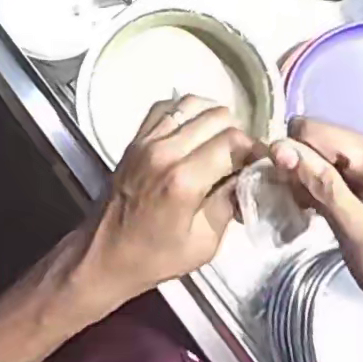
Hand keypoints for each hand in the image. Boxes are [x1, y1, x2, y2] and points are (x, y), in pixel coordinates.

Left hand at [78, 96, 261, 307]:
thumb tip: (248, 176)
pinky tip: (194, 130)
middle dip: (237, 133)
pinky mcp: (135, 139)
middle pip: (216, 116)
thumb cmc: (154, 257)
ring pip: (192, 103)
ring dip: (213, 118)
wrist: (103, 255)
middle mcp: (164, 151)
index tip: (259, 163)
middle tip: (240, 157)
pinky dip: (186, 111)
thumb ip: (229, 203)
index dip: (253, 149)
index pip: (232, 141)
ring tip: (219, 141)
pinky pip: (166, 107)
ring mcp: (147, 141)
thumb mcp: (205, 243)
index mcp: (184, 180)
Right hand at [271, 119, 362, 361]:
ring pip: (321, 156)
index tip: (278, 183)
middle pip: (318, 139)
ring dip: (303, 178)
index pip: (318, 130)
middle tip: (290, 202)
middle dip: (296, 164)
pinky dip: (314, 188)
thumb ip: (326, 190)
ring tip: (299, 210)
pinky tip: (309, 212)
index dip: (292, 151)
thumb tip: (284, 150)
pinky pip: (331, 173)